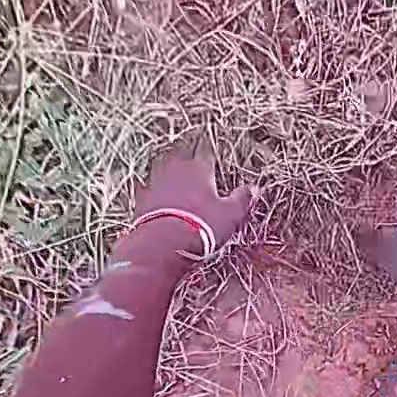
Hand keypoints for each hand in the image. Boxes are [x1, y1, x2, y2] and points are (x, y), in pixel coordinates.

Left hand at [129, 132, 253, 252]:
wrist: (164, 244)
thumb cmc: (202, 227)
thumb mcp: (230, 215)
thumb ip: (241, 199)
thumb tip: (254, 189)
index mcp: (198, 167)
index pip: (206, 152)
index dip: (212, 157)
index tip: (215, 164)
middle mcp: (175, 168)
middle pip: (183, 160)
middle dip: (191, 168)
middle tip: (198, 180)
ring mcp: (155, 182)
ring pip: (165, 174)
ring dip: (172, 181)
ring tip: (180, 194)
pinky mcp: (141, 199)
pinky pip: (150, 193)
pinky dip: (157, 197)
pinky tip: (162, 208)